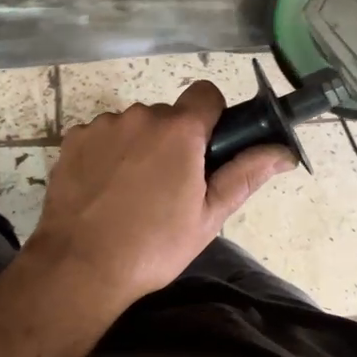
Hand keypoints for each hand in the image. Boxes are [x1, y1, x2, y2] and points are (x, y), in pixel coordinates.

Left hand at [29, 80, 296, 305]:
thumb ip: (245, 175)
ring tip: (131, 194)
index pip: (206, 93)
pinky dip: (105, 155)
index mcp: (179, 130)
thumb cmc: (154, 245)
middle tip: (169, 187)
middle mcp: (140, 115)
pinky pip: (100, 136)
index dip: (211, 116)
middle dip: (173, 141)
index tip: (207, 148)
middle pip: (167, 116)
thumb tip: (283, 152)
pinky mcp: (73, 138)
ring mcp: (103, 124)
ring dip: (138, 147)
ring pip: (132, 126)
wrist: (80, 264)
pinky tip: (103, 190)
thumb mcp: (208, 217)